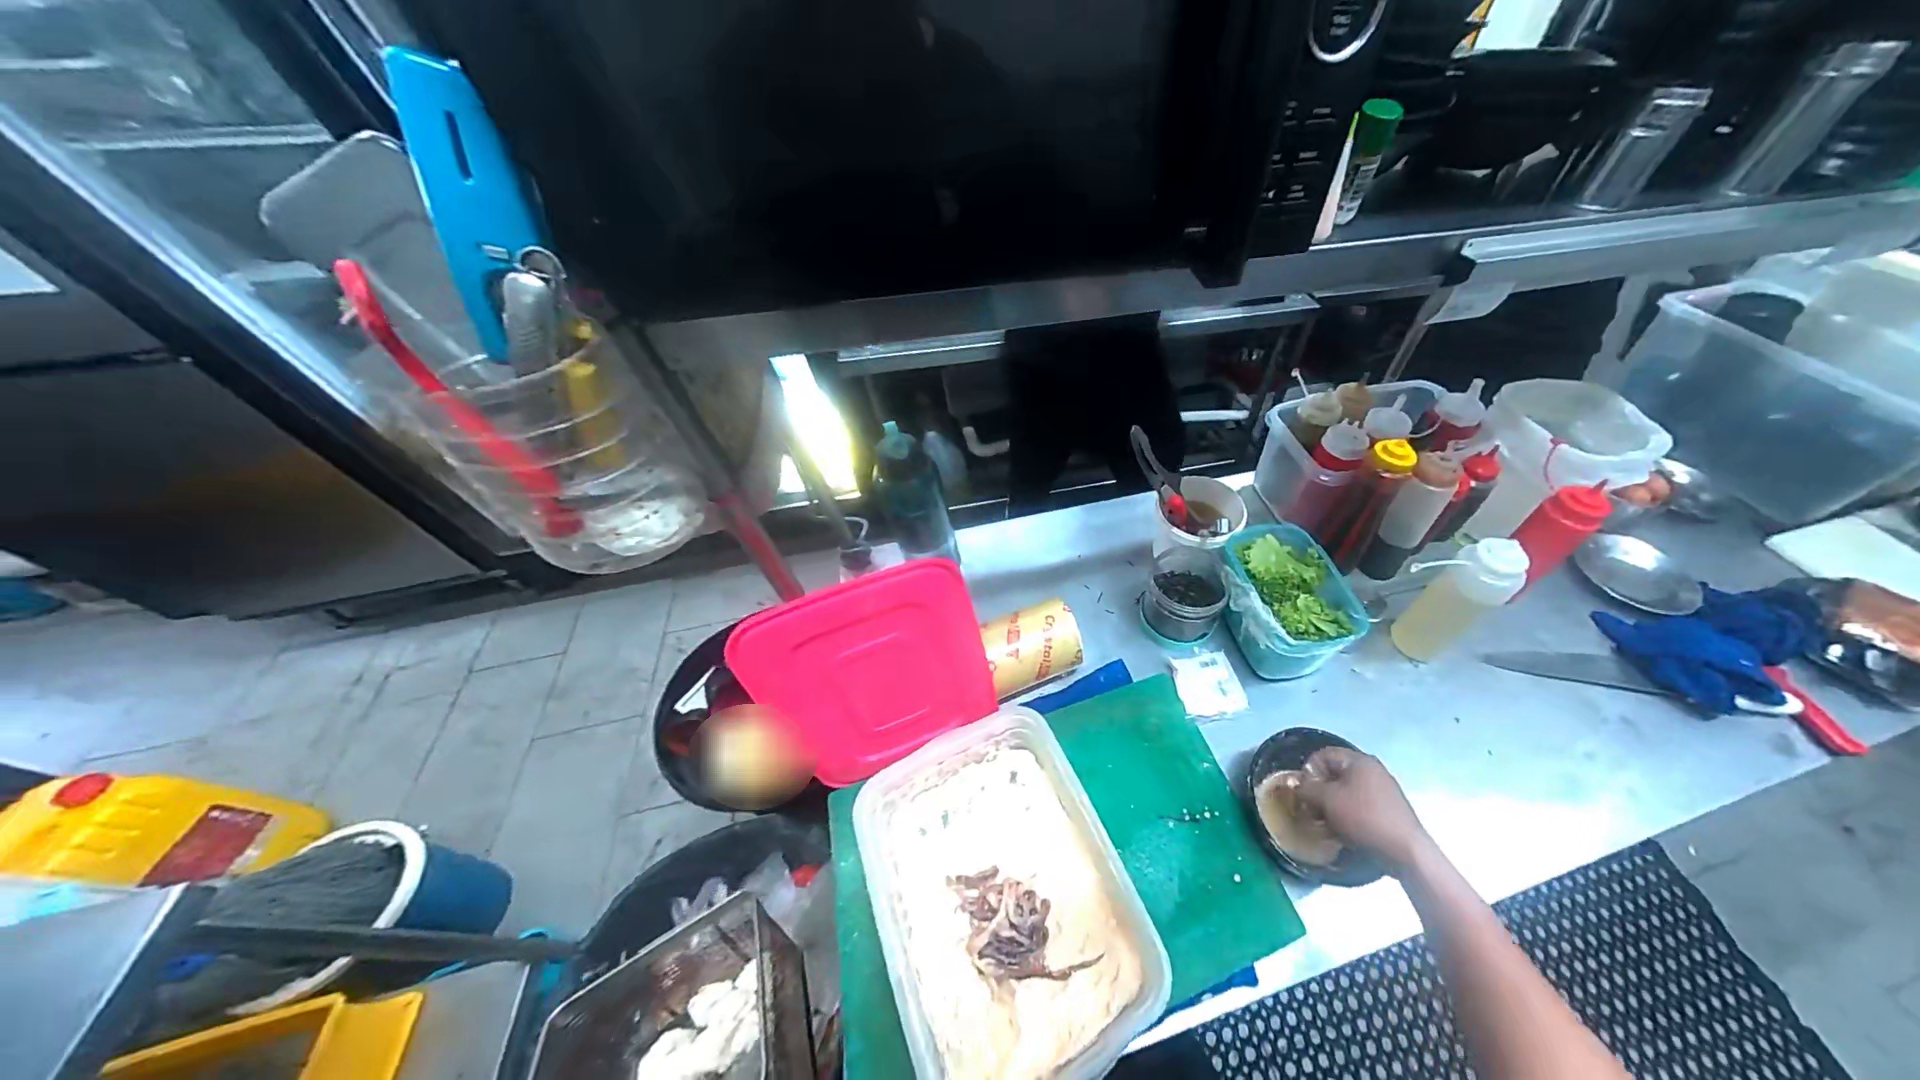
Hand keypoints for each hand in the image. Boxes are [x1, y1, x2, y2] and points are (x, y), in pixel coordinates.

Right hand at [1292, 747, 1435, 875]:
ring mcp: (1384, 790)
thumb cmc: (1364, 818)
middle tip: (1313, 809)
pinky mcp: (1389, 810)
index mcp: (1359, 761)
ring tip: (1327, 824)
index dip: (1308, 771)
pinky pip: (1360, 805)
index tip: (1305, 792)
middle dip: (1319, 791)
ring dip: (1332, 805)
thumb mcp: (1326, 800)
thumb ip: (1306, 788)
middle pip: (1334, 774)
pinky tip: (1345, 831)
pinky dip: (1348, 814)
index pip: (1323, 755)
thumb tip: (1299, 787)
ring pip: (1346, 791)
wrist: (1406, 851)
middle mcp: (1373, 770)